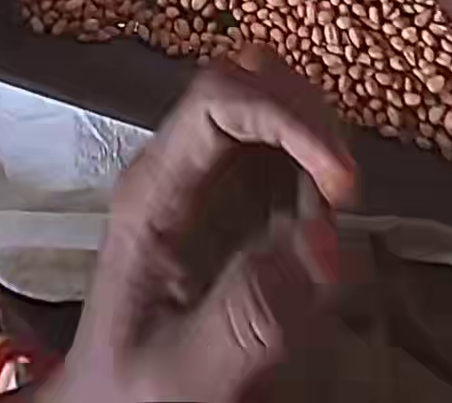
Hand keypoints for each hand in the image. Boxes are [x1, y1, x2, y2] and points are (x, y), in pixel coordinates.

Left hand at [44, 51, 355, 402]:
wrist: (108, 398)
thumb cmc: (134, 386)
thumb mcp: (184, 373)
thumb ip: (248, 318)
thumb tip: (324, 246)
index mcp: (155, 187)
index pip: (215, 102)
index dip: (283, 116)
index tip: (341, 179)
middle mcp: (178, 160)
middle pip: (242, 80)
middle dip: (304, 115)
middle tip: (343, 190)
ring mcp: (204, 168)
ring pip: (264, 98)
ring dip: (313, 133)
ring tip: (331, 205)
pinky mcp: (228, 188)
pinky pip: (277, 139)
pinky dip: (312, 156)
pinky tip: (321, 208)